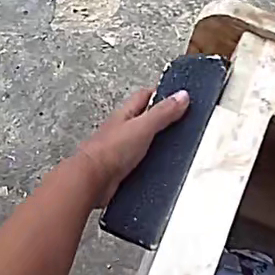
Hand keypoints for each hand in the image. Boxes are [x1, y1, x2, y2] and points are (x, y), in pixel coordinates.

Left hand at [69, 88, 189, 205]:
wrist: (92, 180)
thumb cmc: (110, 151)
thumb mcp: (144, 127)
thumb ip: (163, 112)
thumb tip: (182, 96)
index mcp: (126, 114)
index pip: (145, 96)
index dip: (161, 93)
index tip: (176, 94)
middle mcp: (122, 129)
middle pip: (143, 117)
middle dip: (159, 115)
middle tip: (174, 114)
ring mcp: (121, 148)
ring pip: (141, 138)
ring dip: (154, 138)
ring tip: (169, 138)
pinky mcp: (123, 167)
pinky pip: (140, 159)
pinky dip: (149, 159)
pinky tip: (156, 162)